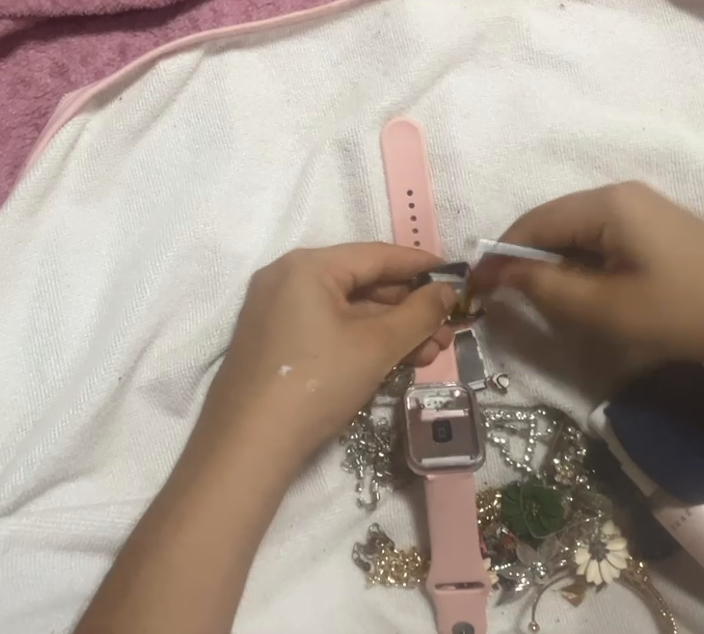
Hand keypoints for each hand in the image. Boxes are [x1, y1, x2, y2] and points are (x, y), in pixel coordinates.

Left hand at [194, 244, 455, 467]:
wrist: (247, 447)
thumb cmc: (316, 383)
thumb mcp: (376, 346)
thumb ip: (419, 313)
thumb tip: (446, 290)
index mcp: (307, 266)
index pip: (376, 255)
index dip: (420, 265)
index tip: (456, 277)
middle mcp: (287, 277)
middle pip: (361, 282)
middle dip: (408, 308)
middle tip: (447, 330)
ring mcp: (276, 309)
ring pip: (346, 309)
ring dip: (390, 329)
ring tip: (432, 352)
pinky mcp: (274, 339)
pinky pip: (327, 326)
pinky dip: (361, 340)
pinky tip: (396, 360)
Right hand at [473, 182, 703, 362]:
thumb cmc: (687, 311)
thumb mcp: (607, 309)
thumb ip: (545, 289)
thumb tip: (497, 274)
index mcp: (605, 203)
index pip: (532, 223)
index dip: (498, 256)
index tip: (475, 291)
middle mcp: (619, 192)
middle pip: (553, 222)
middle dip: (525, 260)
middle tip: (504, 300)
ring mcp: (643, 206)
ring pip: (577, 231)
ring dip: (554, 263)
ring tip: (542, 301)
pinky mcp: (659, 225)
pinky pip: (602, 237)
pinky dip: (582, 262)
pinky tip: (586, 290)